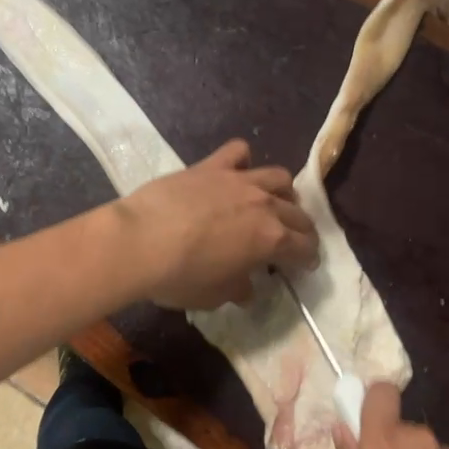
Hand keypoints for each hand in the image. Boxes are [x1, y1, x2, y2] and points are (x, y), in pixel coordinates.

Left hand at [111, 139, 318, 309]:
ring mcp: (239, 180)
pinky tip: (238, 170)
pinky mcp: (212, 165)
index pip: (303, 247)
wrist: (141, 240)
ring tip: (275, 202)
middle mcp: (263, 204)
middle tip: (294, 239)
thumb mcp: (214, 296)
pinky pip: (238, 152)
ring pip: (278, 177)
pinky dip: (243, 160)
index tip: (304, 264)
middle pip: (297, 212)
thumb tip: (246, 287)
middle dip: (301, 228)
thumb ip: (237, 288)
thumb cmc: (180, 276)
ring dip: (283, 191)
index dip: (307, 258)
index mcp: (270, 240)